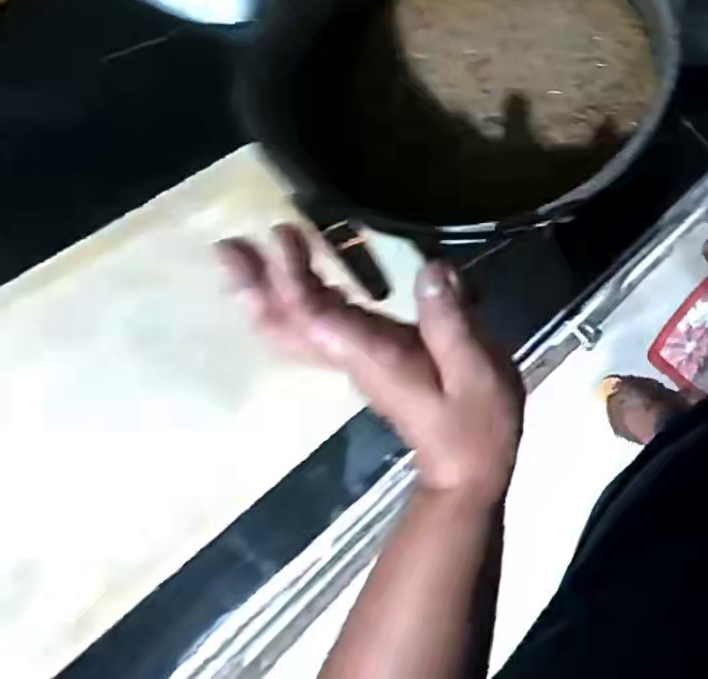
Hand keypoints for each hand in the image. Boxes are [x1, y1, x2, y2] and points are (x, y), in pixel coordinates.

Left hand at [216, 225, 523, 501]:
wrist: (465, 471)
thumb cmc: (475, 422)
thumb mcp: (475, 369)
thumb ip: (452, 321)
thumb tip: (431, 267)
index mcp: (374, 356)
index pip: (317, 316)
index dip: (294, 277)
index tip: (283, 236)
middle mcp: (353, 357)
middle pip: (288, 324)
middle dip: (258, 283)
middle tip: (232, 243)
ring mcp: (358, 362)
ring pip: (295, 328)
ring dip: (270, 291)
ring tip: (255, 253)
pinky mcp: (371, 362)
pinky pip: (319, 330)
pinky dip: (302, 303)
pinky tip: (314, 281)